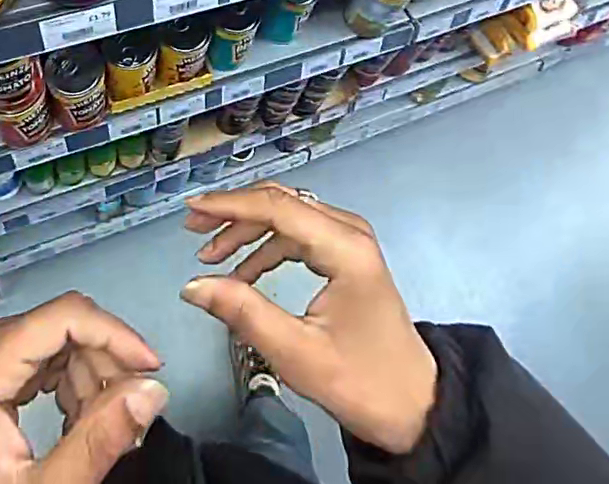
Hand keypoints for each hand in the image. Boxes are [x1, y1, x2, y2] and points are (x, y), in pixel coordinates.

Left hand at [0, 291, 169, 483]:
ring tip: (105, 429)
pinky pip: (52, 359)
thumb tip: (152, 391)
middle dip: (107, 362)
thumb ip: (97, 441)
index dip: (115, 334)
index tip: (152, 370)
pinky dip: (76, 386)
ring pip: (65, 340)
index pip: (67, 314)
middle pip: (68, 325)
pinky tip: (81, 424)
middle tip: (132, 413)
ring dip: (95, 378)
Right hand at [180, 183, 435, 454]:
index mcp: (344, 248)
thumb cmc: (361, 382)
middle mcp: (348, 230)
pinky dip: (264, 245)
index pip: (276, 206)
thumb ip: (244, 313)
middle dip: (232, 212)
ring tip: (210, 254)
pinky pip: (295, 232)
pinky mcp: (344, 251)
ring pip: (284, 214)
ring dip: (245, 229)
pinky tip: (241, 272)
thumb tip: (192, 285)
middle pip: (279, 202)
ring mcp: (348, 238)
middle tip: (193, 230)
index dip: (228, 204)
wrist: (417, 406)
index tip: (191, 209)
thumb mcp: (297, 354)